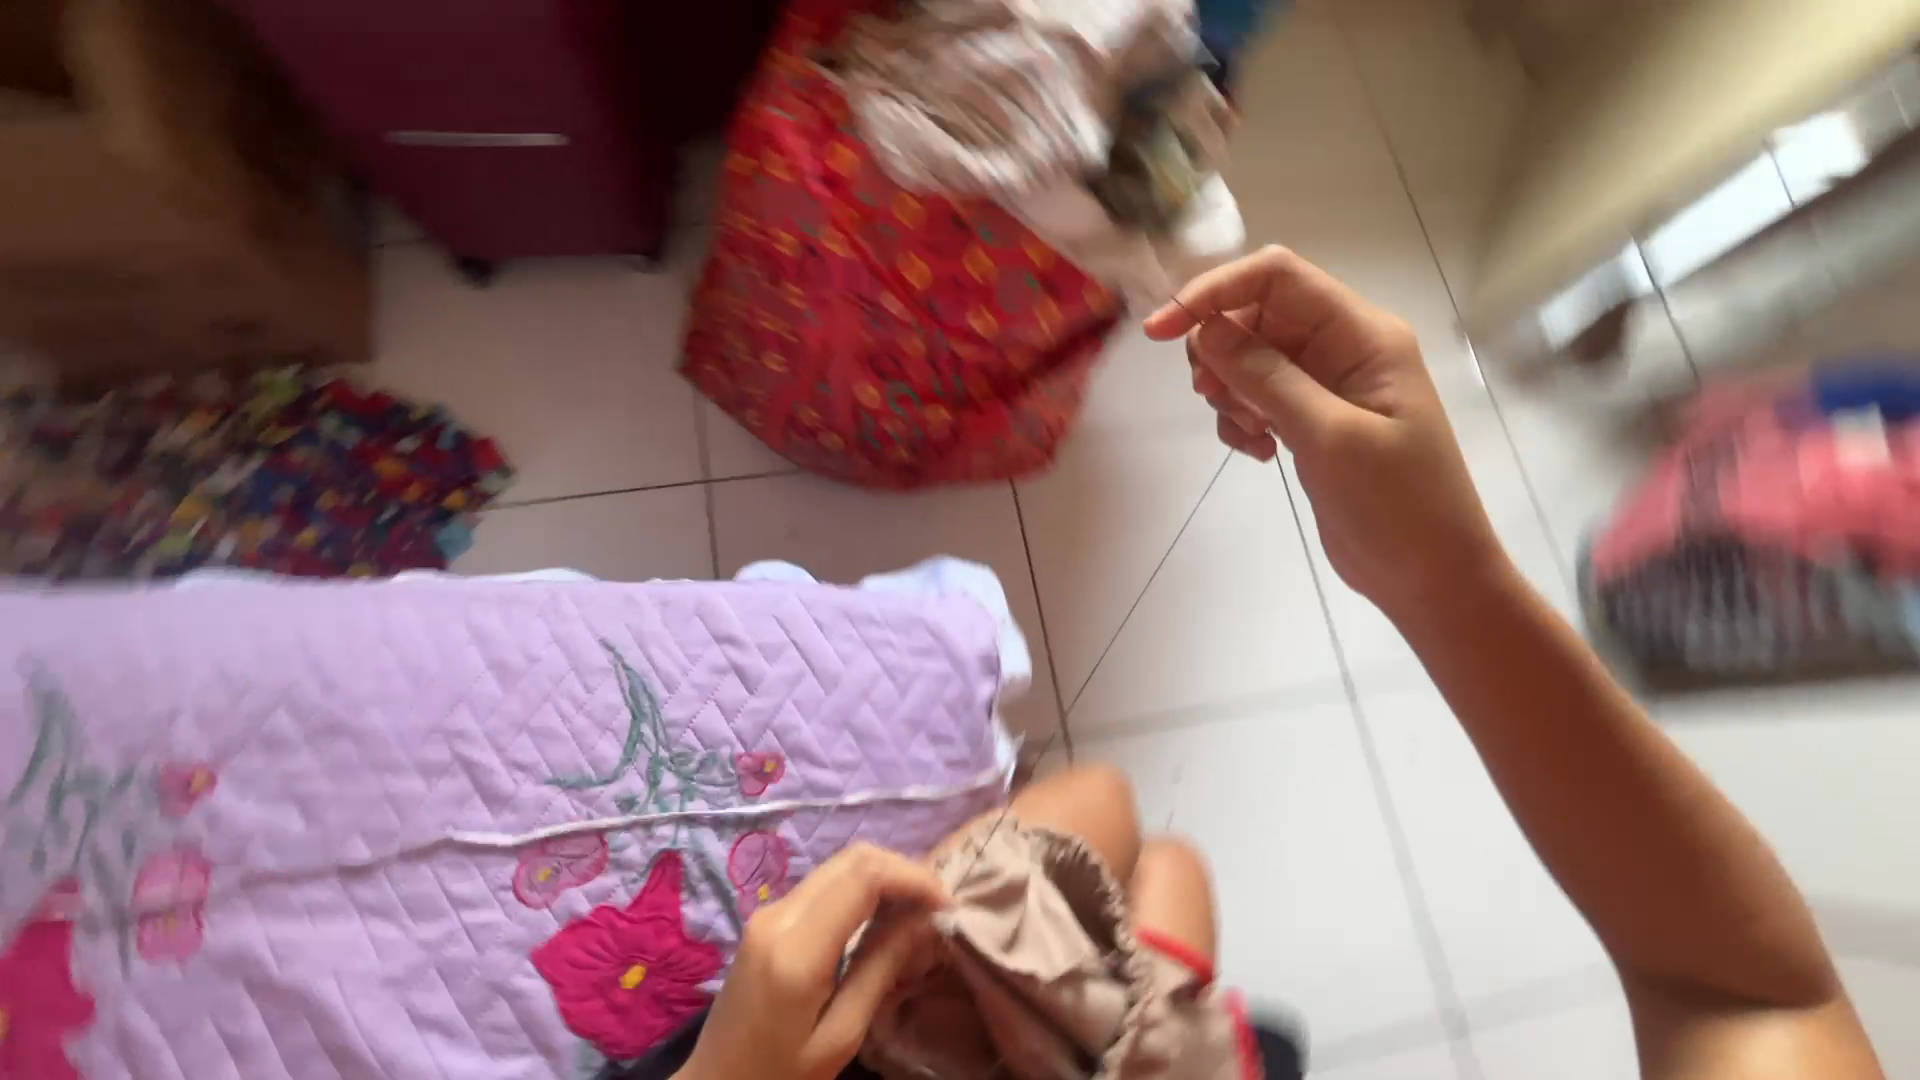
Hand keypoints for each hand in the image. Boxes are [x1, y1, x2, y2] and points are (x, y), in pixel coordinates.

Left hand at [677, 843, 947, 1079]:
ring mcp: (769, 909)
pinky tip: (883, 914)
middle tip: (937, 905)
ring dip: (884, 876)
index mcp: (795, 947)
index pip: (864, 877)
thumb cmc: (780, 1075)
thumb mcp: (840, 1036)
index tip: (947, 905)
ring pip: (840, 864)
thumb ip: (880, 969)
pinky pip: (826, 883)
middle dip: (903, 871)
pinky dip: (862, 887)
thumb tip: (924, 919)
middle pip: (853, 859)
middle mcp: (779, 912)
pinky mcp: (769, 916)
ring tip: (918, 910)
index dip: (913, 878)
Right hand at [1143, 245, 1510, 614]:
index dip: (1214, 292)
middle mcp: (1342, 348)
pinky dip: (1241, 421)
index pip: (1276, 278)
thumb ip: (1266, 378)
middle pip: (1255, 316)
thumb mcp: (1329, 436)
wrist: (1429, 575)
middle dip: (1220, 352)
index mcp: (1361, 334)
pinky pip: (1255, 399)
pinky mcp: (1309, 421)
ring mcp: (1325, 386)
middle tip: (1211, 397)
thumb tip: (1205, 330)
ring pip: (1248, 360)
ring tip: (1251, 434)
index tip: (1161, 331)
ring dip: (1230, 392)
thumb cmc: (1397, 504)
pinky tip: (1260, 453)